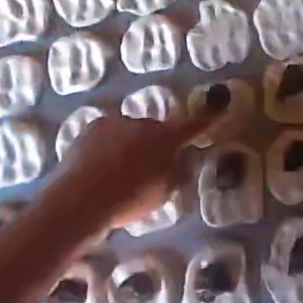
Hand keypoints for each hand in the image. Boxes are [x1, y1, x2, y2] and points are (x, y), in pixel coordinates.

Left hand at [54, 110, 216, 229]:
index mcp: (166, 138)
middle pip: (155, 129)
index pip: (193, 125)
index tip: (220, 105)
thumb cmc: (131, 198)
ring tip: (117, 171)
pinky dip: (107, 146)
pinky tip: (99, 167)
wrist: (83, 198)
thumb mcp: (164, 191)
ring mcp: (115, 122)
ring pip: (129, 131)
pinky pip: (107, 135)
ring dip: (129, 144)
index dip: (207, 118)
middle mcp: (143, 122)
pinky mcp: (91, 128)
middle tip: (147, 168)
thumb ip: (175, 171)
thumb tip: (177, 160)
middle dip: (154, 143)